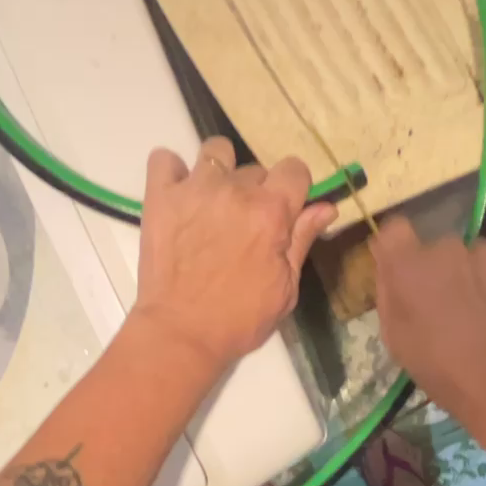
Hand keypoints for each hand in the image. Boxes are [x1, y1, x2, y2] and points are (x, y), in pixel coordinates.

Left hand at [131, 137, 337, 368]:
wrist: (182, 333)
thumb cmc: (240, 320)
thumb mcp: (285, 289)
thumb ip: (302, 241)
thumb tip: (326, 206)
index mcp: (270, 212)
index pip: (294, 169)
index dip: (294, 189)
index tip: (286, 212)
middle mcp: (234, 191)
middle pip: (256, 169)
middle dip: (256, 193)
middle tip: (245, 228)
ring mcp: (194, 189)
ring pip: (215, 152)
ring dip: (219, 172)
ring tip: (213, 205)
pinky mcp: (160, 196)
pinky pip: (164, 159)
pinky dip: (172, 172)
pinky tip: (179, 197)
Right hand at [373, 218, 485, 440]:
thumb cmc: (438, 368)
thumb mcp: (395, 339)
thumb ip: (388, 294)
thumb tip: (388, 268)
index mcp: (409, 266)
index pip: (394, 229)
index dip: (395, 248)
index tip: (398, 271)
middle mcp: (446, 247)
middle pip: (433, 247)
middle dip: (433, 270)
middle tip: (440, 306)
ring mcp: (484, 253)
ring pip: (467, 256)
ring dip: (465, 274)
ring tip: (472, 310)